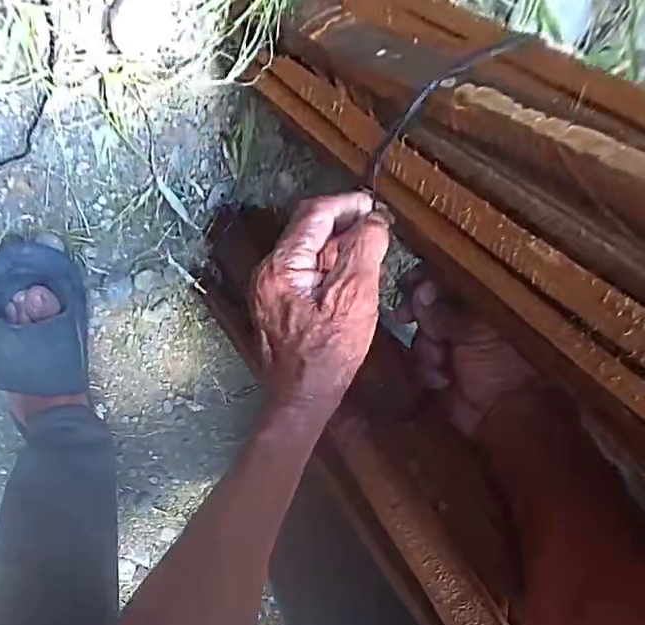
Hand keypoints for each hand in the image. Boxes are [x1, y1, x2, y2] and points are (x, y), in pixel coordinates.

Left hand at [250, 193, 392, 421]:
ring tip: (368, 259)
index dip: (348, 205)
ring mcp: (269, 293)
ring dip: (339, 249)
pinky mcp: (277, 308)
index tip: (375, 209)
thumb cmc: (326, 358)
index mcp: (279, 268)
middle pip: (309, 231)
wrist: (302, 400)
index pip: (314, 214)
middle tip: (377, 232)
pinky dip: (329, 271)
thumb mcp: (354, 298)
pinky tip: (350, 283)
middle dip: (345, 227)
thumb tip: (374, 220)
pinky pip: (306, 275)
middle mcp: (267, 276)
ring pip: (309, 253)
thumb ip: (364, 249)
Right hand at [395, 268, 545, 439]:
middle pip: (425, 305)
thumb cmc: (505, 366)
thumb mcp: (478, 333)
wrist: (504, 414)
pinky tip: (441, 381)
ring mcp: (448, 346)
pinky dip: (425, 371)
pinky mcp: (435, 371)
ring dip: (425, 349)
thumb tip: (420, 289)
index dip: (426, 280)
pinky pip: (416, 363)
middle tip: (404, 318)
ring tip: (442, 365)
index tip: (410, 286)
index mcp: (481, 302)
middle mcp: (463, 320)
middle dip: (416, 315)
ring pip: (419, 335)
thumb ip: (447, 311)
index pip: (448, 279)